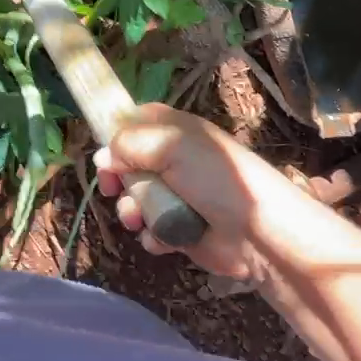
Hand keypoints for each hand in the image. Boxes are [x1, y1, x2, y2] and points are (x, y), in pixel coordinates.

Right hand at [94, 104, 305, 280]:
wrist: (259, 234)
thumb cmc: (216, 178)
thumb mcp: (170, 145)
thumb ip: (128, 144)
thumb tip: (102, 158)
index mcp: (172, 132)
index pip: (132, 123)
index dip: (114, 135)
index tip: (102, 153)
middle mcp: (170, 161)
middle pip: (125, 163)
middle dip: (117, 179)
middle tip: (112, 189)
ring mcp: (174, 195)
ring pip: (132, 198)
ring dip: (131, 210)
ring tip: (139, 219)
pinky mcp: (178, 229)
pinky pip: (149, 229)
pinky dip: (152, 234)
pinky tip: (163, 238)